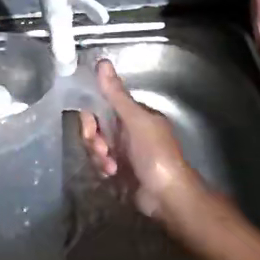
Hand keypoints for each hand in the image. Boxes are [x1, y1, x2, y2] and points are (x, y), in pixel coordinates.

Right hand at [77, 59, 206, 220]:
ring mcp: (124, 152)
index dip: (92, 115)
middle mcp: (128, 131)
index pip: (103, 106)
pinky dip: (103, 168)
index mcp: (135, 115)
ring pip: (96, 146)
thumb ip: (116, 94)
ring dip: (99, 156)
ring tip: (111, 166)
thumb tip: (102, 62)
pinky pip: (100, 163)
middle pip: (97, 127)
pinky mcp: (120, 171)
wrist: (168, 197)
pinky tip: (112, 175)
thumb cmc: (155, 154)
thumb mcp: (135, 121)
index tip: (91, 126)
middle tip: (102, 149)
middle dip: (95, 139)